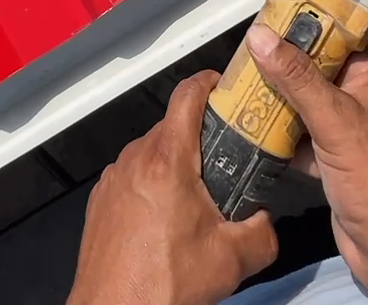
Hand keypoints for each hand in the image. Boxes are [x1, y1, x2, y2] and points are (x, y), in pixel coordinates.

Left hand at [68, 72, 278, 304]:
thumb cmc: (164, 285)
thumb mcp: (231, 261)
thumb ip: (262, 231)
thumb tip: (266, 219)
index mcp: (167, 158)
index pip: (188, 94)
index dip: (209, 82)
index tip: (225, 87)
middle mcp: (136, 157)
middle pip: (173, 126)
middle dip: (200, 137)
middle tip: (224, 160)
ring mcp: (114, 175)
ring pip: (152, 151)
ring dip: (174, 164)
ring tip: (195, 200)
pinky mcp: (101, 196)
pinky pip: (133, 175)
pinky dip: (151, 184)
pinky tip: (164, 220)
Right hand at [244, 25, 367, 298]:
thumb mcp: (334, 119)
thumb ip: (296, 78)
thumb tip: (260, 37)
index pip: (334, 35)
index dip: (303, 24)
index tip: (267, 16)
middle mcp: (359, 96)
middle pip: (313, 68)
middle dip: (280, 64)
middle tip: (244, 54)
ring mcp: (346, 129)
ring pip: (304, 102)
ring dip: (276, 100)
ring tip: (241, 87)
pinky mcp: (333, 158)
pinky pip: (301, 135)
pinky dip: (280, 134)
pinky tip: (252, 130)